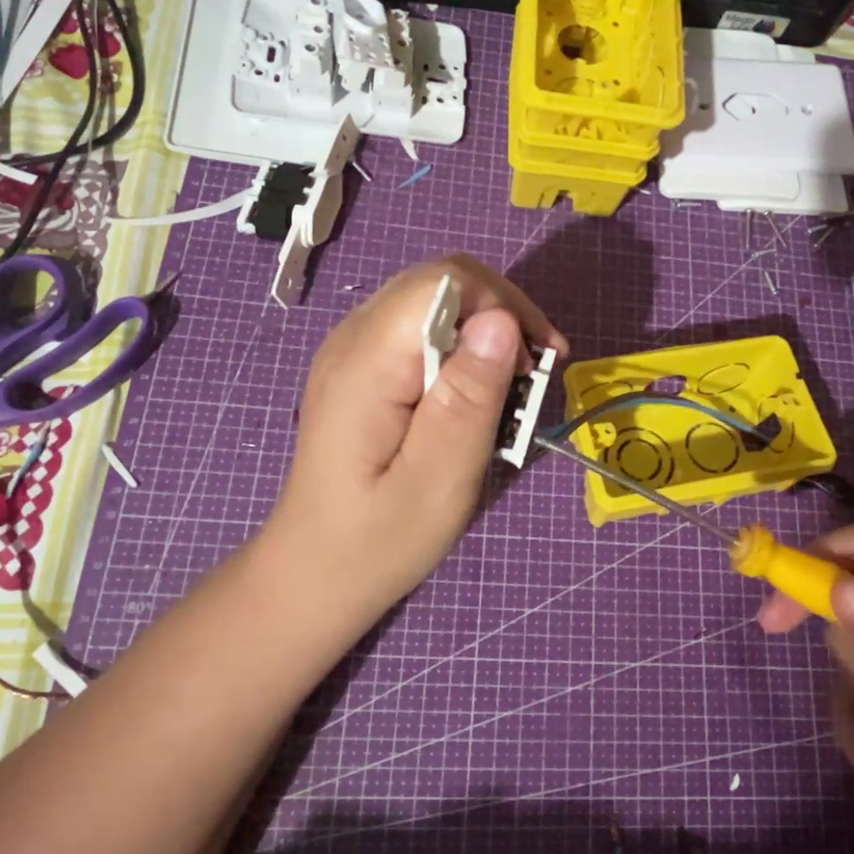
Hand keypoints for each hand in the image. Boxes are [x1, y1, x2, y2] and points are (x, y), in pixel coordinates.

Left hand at [273, 255, 565, 614]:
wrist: (313, 572)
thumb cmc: (379, 539)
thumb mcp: (439, 478)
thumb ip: (468, 398)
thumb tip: (502, 321)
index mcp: (367, 360)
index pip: (443, 281)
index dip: (502, 303)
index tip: (539, 359)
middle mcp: (354, 338)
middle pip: (439, 282)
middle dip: (500, 314)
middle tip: (534, 375)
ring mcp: (352, 350)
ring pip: (433, 301)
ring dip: (483, 333)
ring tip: (511, 390)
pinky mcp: (360, 369)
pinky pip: (419, 330)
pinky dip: (460, 349)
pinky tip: (474, 395)